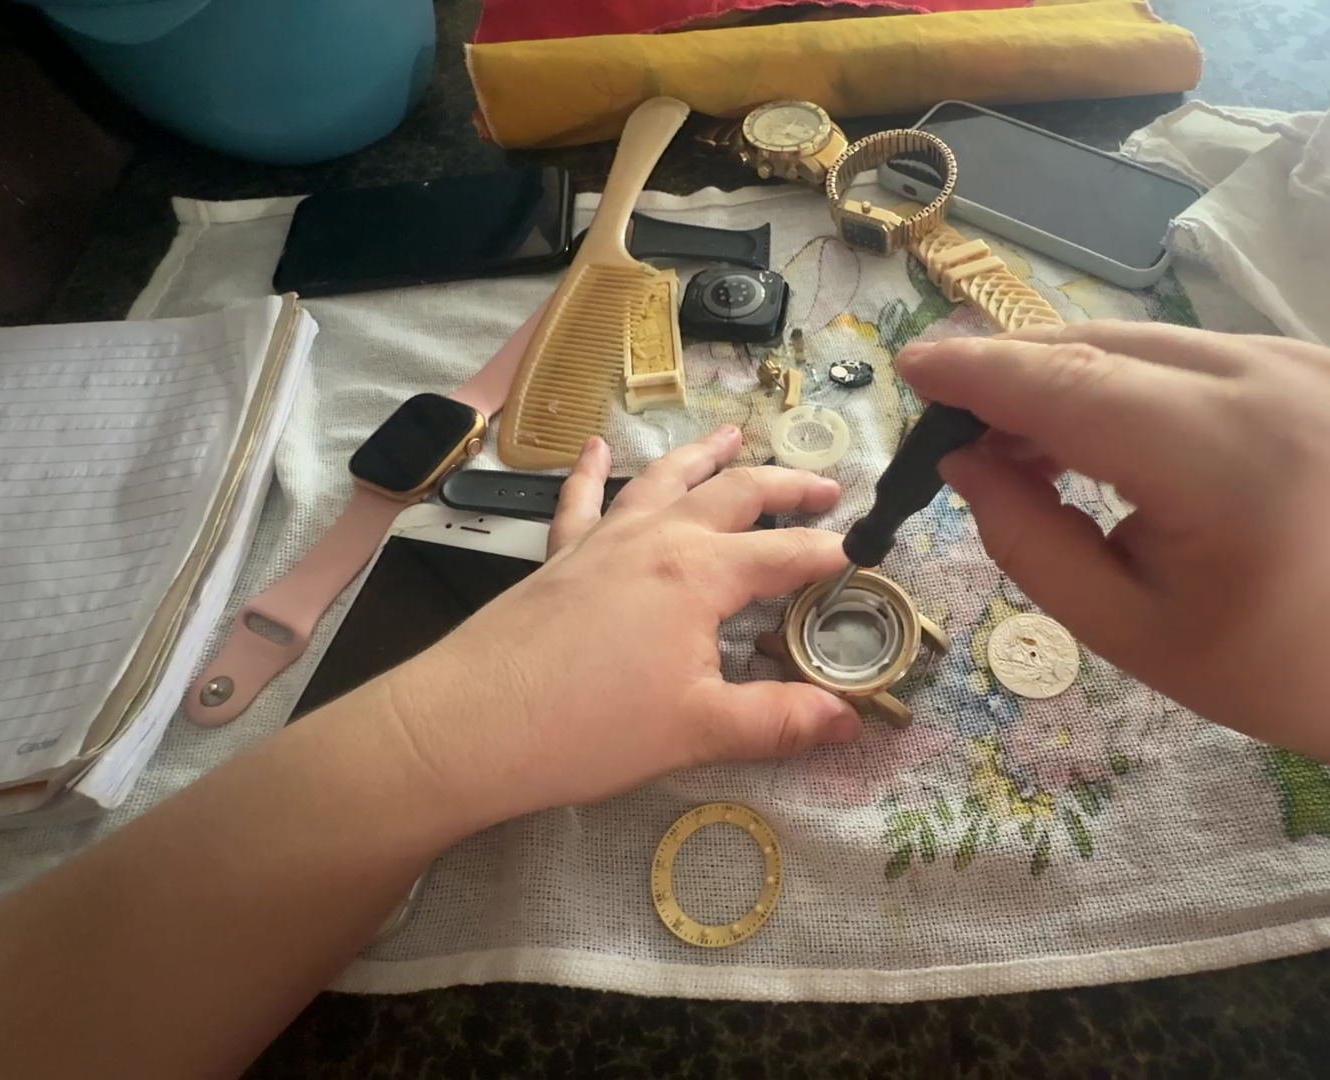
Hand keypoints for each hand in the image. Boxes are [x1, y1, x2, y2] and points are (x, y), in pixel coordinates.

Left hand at [379, 426, 858, 834]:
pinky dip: (594, 472)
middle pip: (737, 495)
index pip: (787, 555)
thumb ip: (782, 721)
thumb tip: (853, 726)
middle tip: (825, 486)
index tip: (866, 558)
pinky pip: (583, 500)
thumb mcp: (699, 730)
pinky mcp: (561, 555)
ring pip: (666, 478)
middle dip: (788, 487)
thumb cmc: (588, 728)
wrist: (464, 728)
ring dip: (706, 455)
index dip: (833, 556)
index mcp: (700, 574)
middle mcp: (657, 537)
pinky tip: (598, 447)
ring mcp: (604, 539)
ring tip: (736, 433)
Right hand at [897, 321, 1329, 768]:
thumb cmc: (1271, 670)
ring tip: (1014, 442)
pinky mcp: (1310, 360)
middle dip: (1009, 374)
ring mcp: (1303, 358)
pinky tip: (1088, 434)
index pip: (1071, 388)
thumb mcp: (1124, 629)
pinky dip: (1111, 383)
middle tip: (952, 425)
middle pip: (1097, 346)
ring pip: (1132, 342)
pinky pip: (1174, 355)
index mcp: (1230, 462)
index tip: (912, 368)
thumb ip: (1028, 540)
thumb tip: (965, 462)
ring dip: (1056, 379)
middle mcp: (1274, 381)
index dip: (980, 373)